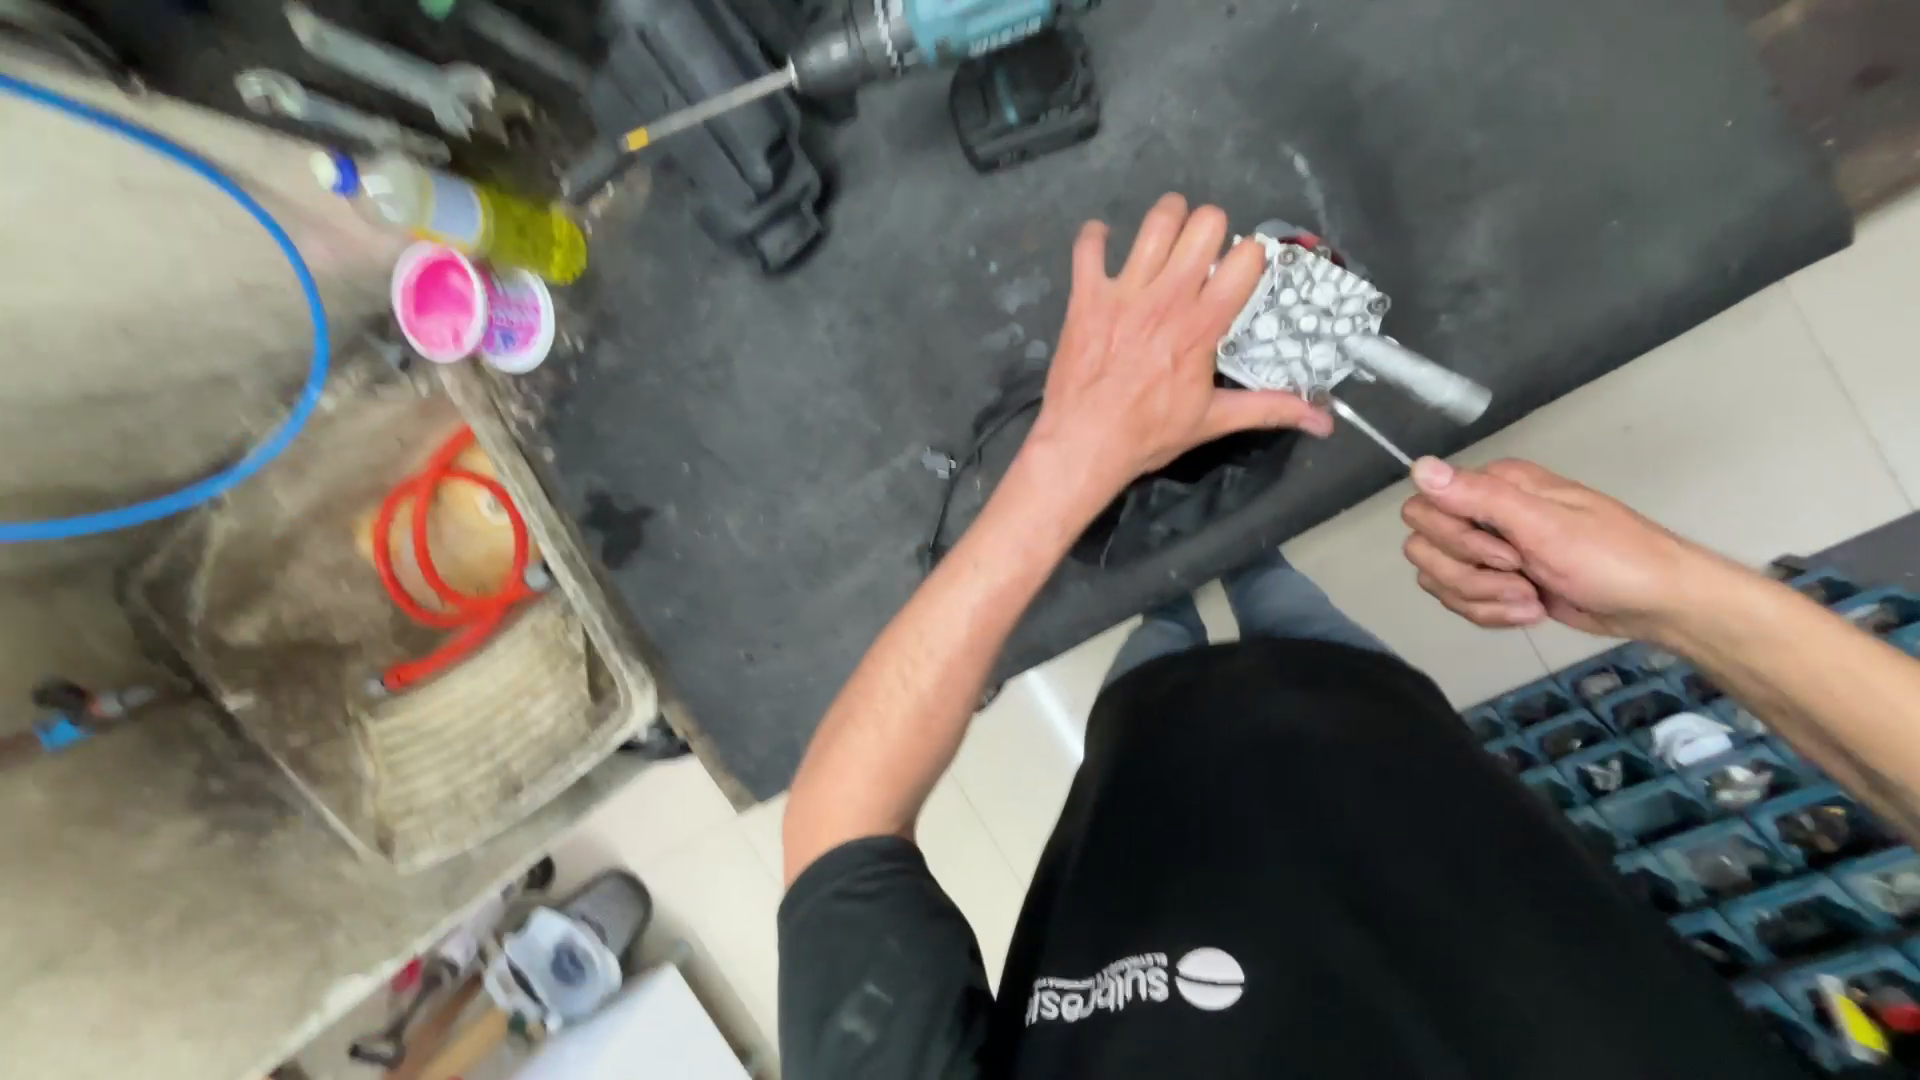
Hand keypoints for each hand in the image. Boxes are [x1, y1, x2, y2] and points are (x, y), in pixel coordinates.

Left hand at [1020, 194, 1332, 508]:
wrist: (1083, 443)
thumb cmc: (1147, 434)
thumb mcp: (1213, 421)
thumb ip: (1269, 409)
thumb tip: (1324, 422)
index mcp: (1203, 323)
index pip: (1247, 258)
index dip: (1250, 257)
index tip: (1240, 273)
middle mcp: (1168, 296)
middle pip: (1205, 223)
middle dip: (1210, 230)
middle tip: (1202, 253)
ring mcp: (1124, 292)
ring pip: (1155, 222)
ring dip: (1166, 220)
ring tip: (1167, 237)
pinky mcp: (1086, 296)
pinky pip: (1088, 245)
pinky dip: (1096, 238)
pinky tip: (1105, 246)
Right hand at [1400, 457, 1716, 640]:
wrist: (1659, 606)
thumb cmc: (1612, 559)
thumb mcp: (1545, 526)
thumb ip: (1478, 496)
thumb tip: (1418, 466)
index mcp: (1492, 487)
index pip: (1423, 511)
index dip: (1453, 541)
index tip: (1506, 554)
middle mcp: (1480, 513)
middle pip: (1422, 549)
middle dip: (1468, 576)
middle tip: (1521, 578)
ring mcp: (1483, 549)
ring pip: (1436, 578)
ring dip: (1482, 599)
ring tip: (1530, 600)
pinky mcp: (1490, 581)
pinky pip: (1456, 600)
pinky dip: (1489, 613)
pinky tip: (1528, 611)